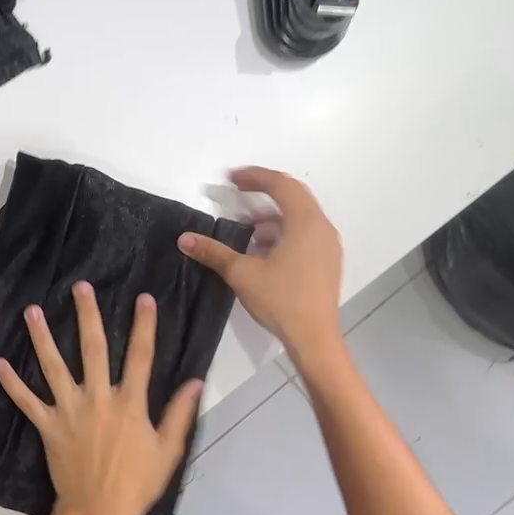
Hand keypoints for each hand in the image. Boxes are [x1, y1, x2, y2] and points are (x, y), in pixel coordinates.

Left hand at [0, 282, 204, 514]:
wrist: (99, 513)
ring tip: (32, 311)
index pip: (140, 356)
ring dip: (42, 337)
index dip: (143, 325)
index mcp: (130, 403)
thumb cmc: (137, 485)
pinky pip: (27, 400)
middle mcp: (98, 399)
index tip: (143, 297)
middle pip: (93, 349)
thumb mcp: (168, 451)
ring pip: (53, 366)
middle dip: (87, 315)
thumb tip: (197, 381)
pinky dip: (12, 382)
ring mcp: (69, 411)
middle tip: (80, 287)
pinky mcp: (48, 426)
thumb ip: (179, 414)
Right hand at [178, 167, 344, 369]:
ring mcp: (328, 246)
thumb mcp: (242, 274)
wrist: (314, 337)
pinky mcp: (327, 262)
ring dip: (272, 216)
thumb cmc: (281, 300)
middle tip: (238, 192)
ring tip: (246, 229)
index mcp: (305, 223)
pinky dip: (283, 232)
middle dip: (264, 192)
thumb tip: (185, 239)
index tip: (232, 178)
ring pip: (299, 217)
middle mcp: (322, 228)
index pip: (281, 186)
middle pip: (294, 197)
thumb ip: (214, 253)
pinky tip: (263, 250)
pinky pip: (305, 234)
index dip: (255, 177)